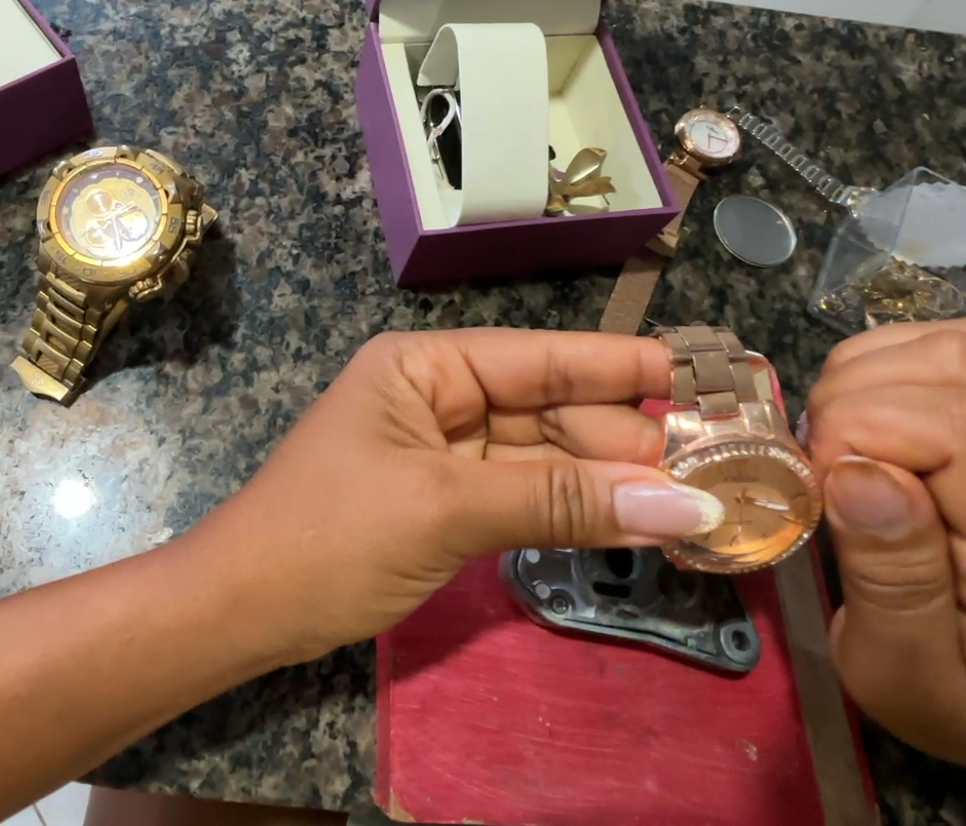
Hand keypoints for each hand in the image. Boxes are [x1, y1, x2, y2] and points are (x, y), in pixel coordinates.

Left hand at [183, 329, 725, 663]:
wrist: (244, 608)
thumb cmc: (331, 537)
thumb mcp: (445, 509)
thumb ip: (560, 502)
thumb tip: (682, 504)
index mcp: (423, 367)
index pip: (540, 357)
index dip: (622, 366)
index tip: (704, 373)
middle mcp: (436, 395)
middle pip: (548, 406)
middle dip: (624, 435)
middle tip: (721, 459)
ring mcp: (441, 450)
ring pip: (541, 454)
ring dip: (607, 477)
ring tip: (696, 497)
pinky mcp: (444, 499)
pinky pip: (521, 492)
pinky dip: (571, 508)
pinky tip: (630, 519)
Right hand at [803, 319, 965, 822]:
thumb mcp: (907, 679)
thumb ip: (890, 581)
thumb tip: (854, 471)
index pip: (964, 428)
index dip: (861, 429)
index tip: (817, 482)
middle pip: (959, 369)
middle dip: (853, 398)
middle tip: (818, 463)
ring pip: (958, 346)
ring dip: (866, 375)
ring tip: (836, 437)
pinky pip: (960, 351)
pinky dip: (889, 363)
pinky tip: (864, 414)